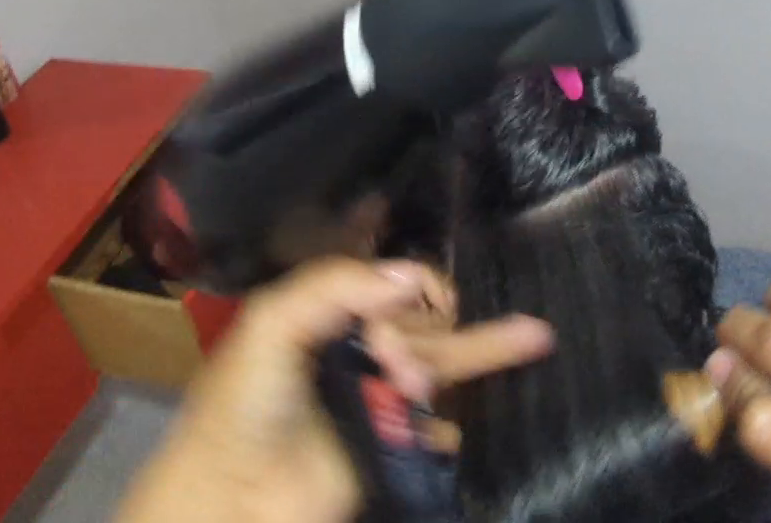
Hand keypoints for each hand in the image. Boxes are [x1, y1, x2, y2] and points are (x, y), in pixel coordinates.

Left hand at [115, 258, 553, 522]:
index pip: (388, 276)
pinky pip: (443, 421)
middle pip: (424, 316)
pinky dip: (470, 413)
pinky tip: (512, 391)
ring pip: (445, 360)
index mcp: (331, 307)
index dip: (408, 278)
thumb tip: (407, 277)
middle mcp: (362, 342)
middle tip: (396, 357)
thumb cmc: (246, 399)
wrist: (234, 493)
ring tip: (536, 334)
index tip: (416, 288)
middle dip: (431, 319)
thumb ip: (334, 285)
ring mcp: (383, 392)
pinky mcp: (397, 439)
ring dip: (488, 345)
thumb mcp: (274, 322)